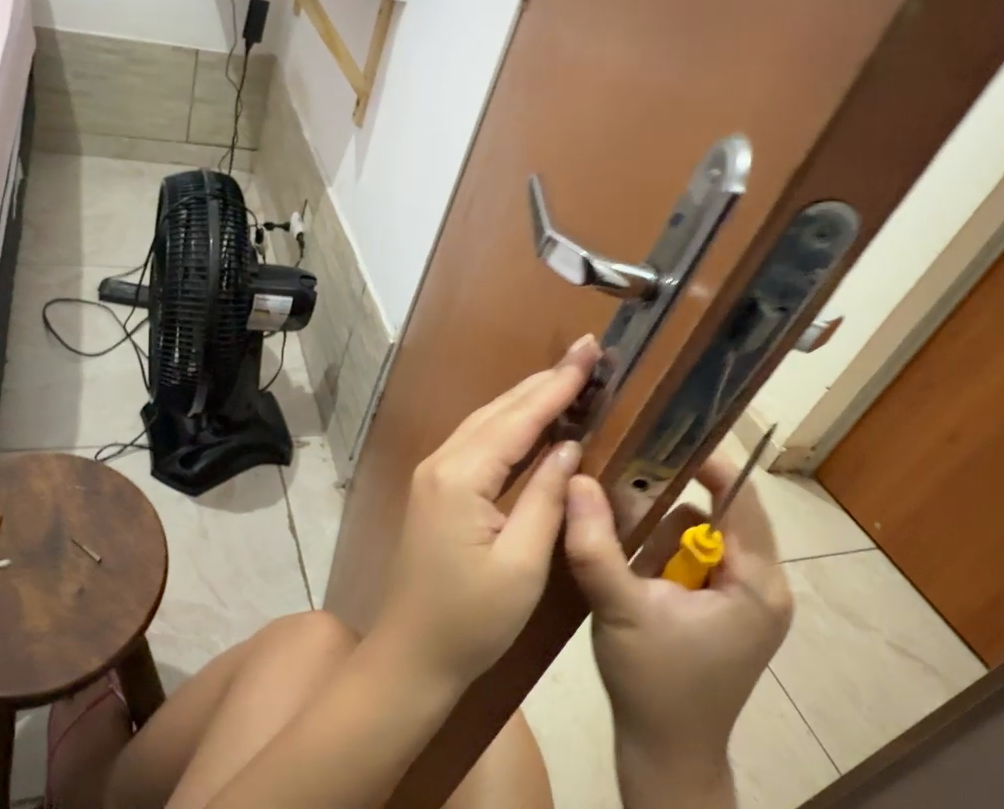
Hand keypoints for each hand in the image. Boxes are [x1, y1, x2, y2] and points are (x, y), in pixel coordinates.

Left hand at [374, 335, 600, 685]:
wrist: (413, 654)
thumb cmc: (473, 619)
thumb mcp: (522, 564)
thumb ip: (545, 498)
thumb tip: (570, 447)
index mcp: (461, 476)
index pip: (519, 418)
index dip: (559, 384)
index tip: (590, 349)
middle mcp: (441, 463)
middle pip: (500, 411)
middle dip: (545, 382)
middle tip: (588, 354)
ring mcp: (433, 474)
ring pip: (487, 422)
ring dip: (528, 399)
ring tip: (571, 379)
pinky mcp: (436, 489)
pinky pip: (479, 442)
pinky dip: (511, 425)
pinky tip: (536, 423)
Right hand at [564, 452, 793, 789]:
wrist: (666, 754)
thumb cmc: (654, 683)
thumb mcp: (620, 609)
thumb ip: (597, 544)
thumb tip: (575, 478)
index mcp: (756, 583)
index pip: (742, 498)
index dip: (706, 461)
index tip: (657, 434)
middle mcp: (763, 585)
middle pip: (720, 513)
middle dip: (670, 501)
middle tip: (622, 484)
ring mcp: (746, 601)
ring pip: (702, 535)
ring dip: (662, 530)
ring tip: (623, 538)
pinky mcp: (726, 612)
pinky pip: (697, 560)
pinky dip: (664, 554)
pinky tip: (632, 569)